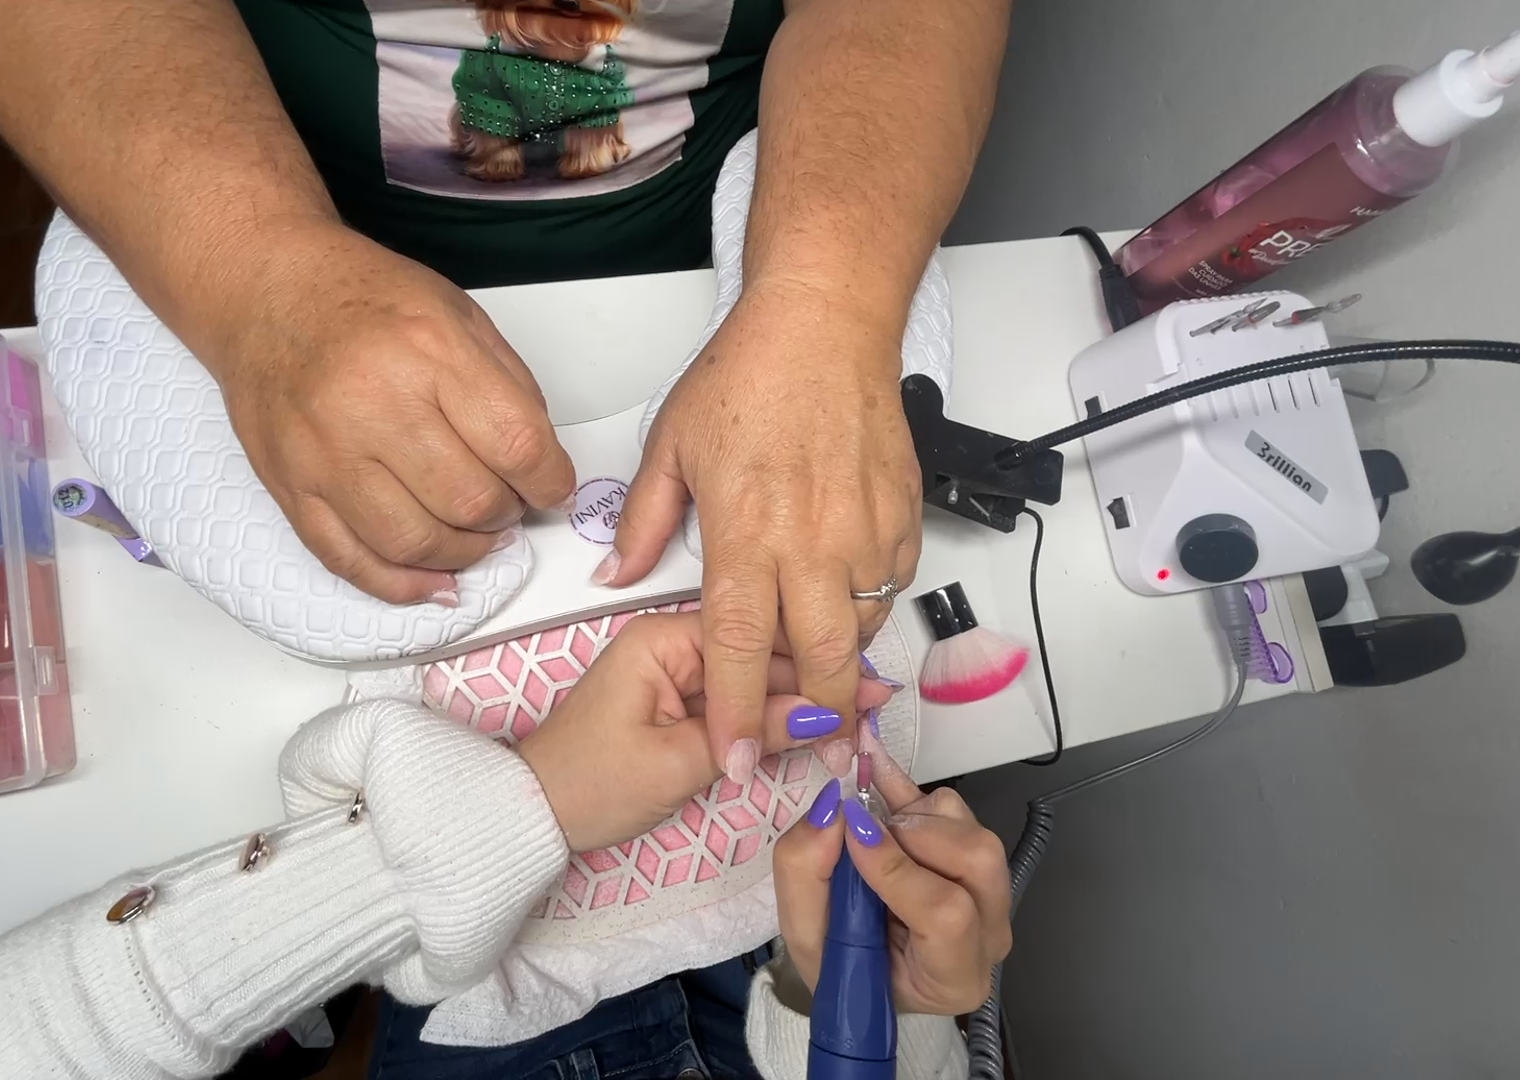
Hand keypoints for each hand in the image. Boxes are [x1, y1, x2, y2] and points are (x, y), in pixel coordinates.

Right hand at [201, 222, 575, 603]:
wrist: (268, 290)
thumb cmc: (373, 302)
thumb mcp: (465, 320)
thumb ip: (513, 394)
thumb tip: (544, 471)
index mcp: (431, 353)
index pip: (517, 446)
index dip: (550, 482)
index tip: (554, 488)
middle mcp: (373, 404)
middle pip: (470, 501)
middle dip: (508, 515)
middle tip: (509, 504)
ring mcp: (324, 452)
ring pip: (415, 543)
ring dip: (465, 553)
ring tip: (476, 535)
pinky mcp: (290, 485)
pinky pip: (350, 559)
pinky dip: (402, 584)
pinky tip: (435, 581)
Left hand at [514, 612, 895, 851]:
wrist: (535, 811)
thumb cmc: (595, 783)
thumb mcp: (679, 761)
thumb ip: (754, 734)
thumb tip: (824, 716)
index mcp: (666, 638)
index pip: (755, 641)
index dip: (813, 668)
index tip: (867, 690)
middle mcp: (675, 640)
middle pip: (758, 655)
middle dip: (813, 685)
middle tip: (876, 706)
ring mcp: (677, 666)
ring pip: (751, 677)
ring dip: (797, 701)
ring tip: (859, 716)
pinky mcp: (678, 694)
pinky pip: (735, 696)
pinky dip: (769, 713)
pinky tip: (812, 722)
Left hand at [607, 282, 921, 778]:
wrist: (825, 326)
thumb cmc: (747, 379)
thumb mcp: (672, 445)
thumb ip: (643, 522)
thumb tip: (616, 575)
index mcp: (747, 533)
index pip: (738, 648)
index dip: (736, 717)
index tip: (736, 765)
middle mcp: (812, 544)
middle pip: (820, 663)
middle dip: (815, 721)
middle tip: (807, 748)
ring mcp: (866, 533)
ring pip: (861, 631)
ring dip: (837, 659)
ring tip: (817, 663)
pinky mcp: (903, 518)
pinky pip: (891, 589)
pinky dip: (867, 608)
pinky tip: (842, 596)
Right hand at [773, 735, 1012, 1013]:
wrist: (862, 957)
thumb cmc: (838, 959)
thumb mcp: (803, 931)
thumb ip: (805, 870)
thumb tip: (831, 808)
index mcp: (951, 977)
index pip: (947, 915)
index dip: (896, 867)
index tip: (851, 832)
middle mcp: (987, 935)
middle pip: (977, 861)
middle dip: (911, 832)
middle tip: (864, 828)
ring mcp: (992, 895)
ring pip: (973, 832)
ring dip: (915, 814)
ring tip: (873, 822)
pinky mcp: (976, 855)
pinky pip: (957, 811)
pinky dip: (912, 795)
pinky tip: (879, 793)